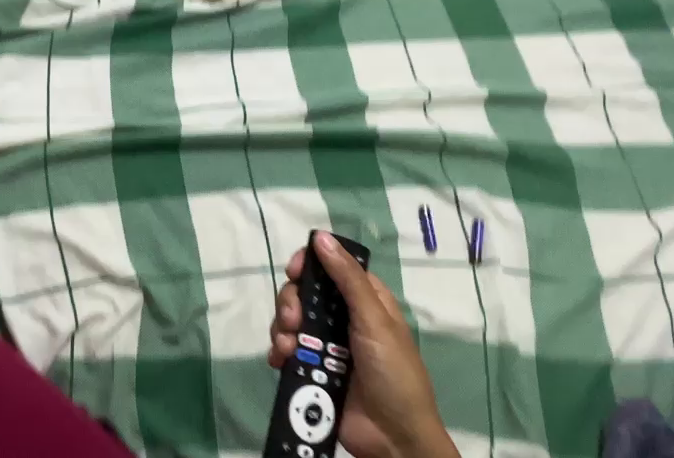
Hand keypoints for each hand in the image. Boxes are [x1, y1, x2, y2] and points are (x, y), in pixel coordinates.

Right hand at [268, 232, 459, 457]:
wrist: (394, 438)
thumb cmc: (393, 372)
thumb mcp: (374, 320)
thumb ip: (347, 279)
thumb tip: (321, 236)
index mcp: (363, 299)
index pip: (329, 266)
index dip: (309, 264)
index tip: (295, 271)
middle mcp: (341, 317)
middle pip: (303, 292)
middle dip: (291, 302)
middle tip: (293, 321)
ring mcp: (326, 344)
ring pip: (290, 320)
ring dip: (282, 328)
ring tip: (287, 348)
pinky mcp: (313, 369)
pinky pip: (286, 350)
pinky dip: (279, 351)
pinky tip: (279, 360)